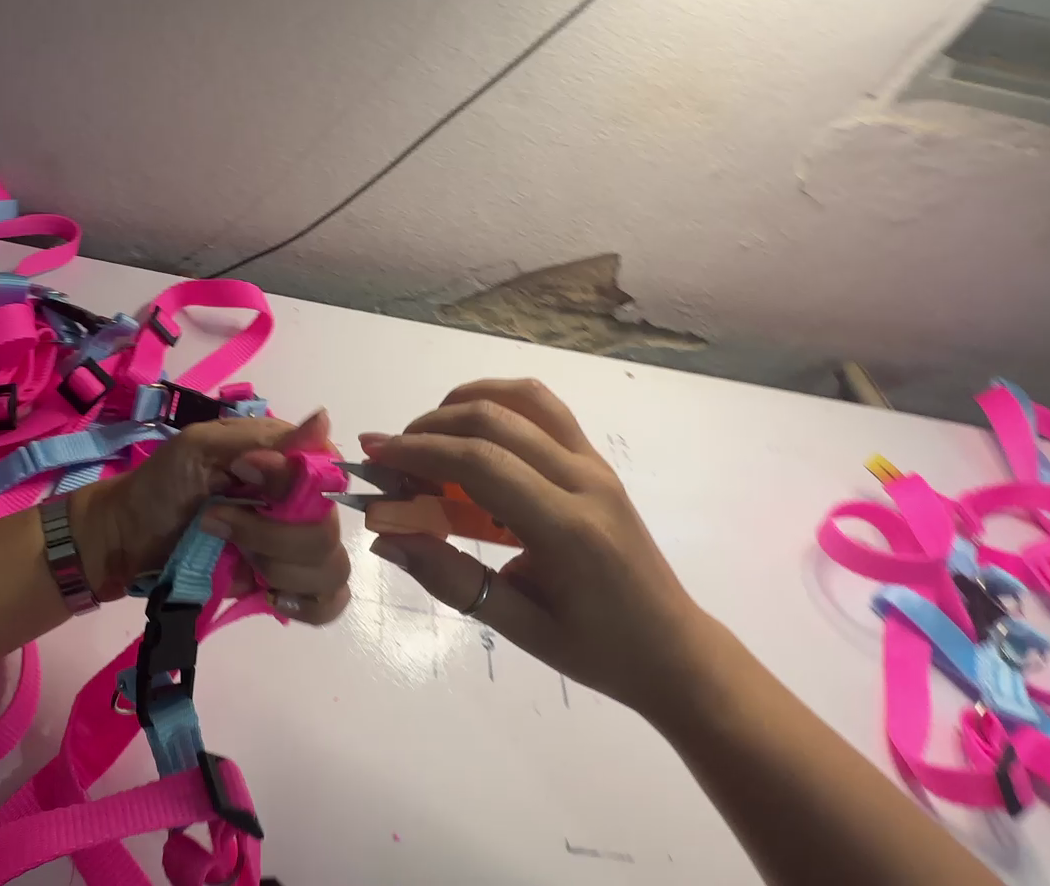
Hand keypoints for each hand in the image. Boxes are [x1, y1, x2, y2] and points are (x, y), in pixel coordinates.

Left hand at [74, 410, 352, 624]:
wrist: (129, 538)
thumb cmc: (162, 484)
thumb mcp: (200, 449)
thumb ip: (261, 441)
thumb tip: (324, 420)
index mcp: (288, 462)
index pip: (329, 476)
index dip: (296, 487)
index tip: (246, 481)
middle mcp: (302, 503)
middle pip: (328, 530)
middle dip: (270, 536)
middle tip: (215, 523)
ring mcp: (297, 548)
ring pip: (330, 569)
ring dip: (278, 569)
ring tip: (235, 558)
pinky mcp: (288, 586)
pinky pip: (328, 602)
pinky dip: (306, 604)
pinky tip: (270, 593)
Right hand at [361, 379, 708, 714]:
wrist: (675, 650)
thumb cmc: (598, 650)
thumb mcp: (518, 626)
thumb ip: (449, 577)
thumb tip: (384, 536)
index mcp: (569, 529)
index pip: (481, 463)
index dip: (419, 451)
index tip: (374, 455)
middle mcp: (585, 481)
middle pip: (493, 420)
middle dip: (429, 428)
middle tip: (392, 458)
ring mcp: (596, 464)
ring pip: (521, 398)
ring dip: (463, 405)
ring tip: (428, 438)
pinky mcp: (596, 461)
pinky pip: (543, 408)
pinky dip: (497, 403)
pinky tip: (470, 432)